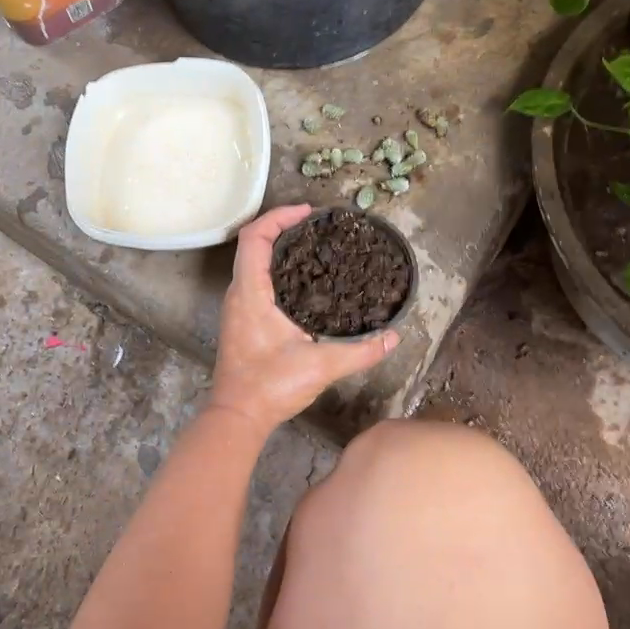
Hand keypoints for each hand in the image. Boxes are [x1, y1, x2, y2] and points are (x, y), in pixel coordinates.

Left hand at [208, 206, 400, 432]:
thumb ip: (360, 352)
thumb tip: (393, 338)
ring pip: (251, 261)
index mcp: (250, 293)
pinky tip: (300, 278)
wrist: (237, 415)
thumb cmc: (270, 387)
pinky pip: (254, 279)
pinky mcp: (241, 320)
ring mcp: (236, 307)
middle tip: (314, 224)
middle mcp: (238, 293)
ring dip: (275, 246)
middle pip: (251, 243)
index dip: (278, 217)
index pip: (254, 237)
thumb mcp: (320, 366)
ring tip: (310, 243)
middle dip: (280, 226)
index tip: (308, 212)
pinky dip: (273, 267)